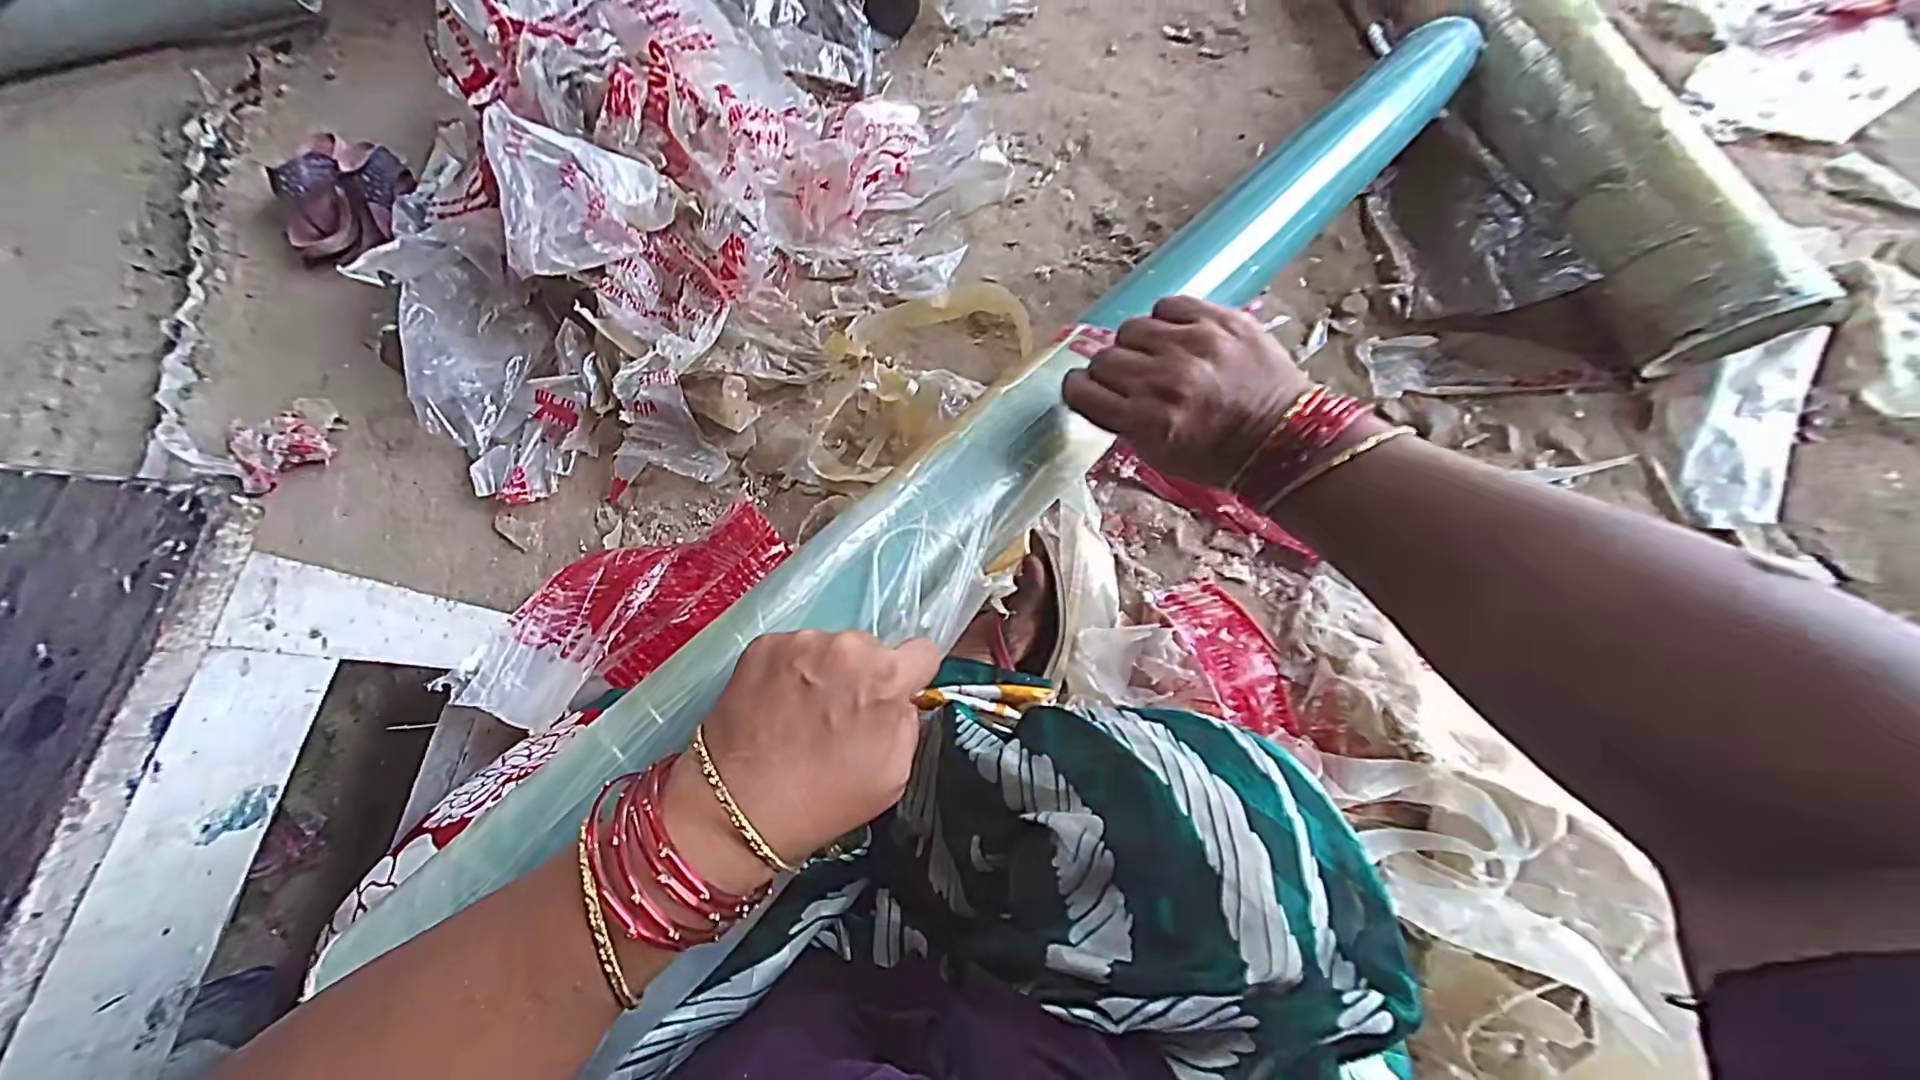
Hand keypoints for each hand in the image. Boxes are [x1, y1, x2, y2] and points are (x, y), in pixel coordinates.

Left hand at [661, 631, 941, 892]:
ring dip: (826, 670)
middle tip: (839, 713)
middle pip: (872, 649)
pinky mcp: (764, 644)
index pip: (924, 650)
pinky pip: (794, 649)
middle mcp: (847, 646)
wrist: (738, 808)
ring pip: (831, 647)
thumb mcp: (894, 773)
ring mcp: (801, 641)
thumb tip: (900, 699)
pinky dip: (791, 669)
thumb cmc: (825, 799)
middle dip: (863, 674)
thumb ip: (907, 722)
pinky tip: (778, 703)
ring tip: (802, 711)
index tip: (895, 694)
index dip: (912, 674)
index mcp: (885, 677)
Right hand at [1062, 295, 1308, 488]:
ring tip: (1154, 356)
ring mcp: (1193, 346)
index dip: (1079, 389)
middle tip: (1126, 379)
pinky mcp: (1220, 321)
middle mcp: (1165, 380)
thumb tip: (1095, 392)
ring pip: (1130, 329)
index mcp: (1146, 421)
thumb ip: (1122, 423)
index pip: (1083, 390)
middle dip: (1107, 370)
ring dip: (1135, 345)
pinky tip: (1176, 338)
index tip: (1084, 388)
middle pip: (1103, 358)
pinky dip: (1164, 321)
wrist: (1283, 441)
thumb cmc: (1216, 457)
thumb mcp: (1157, 456)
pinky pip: (1167, 306)